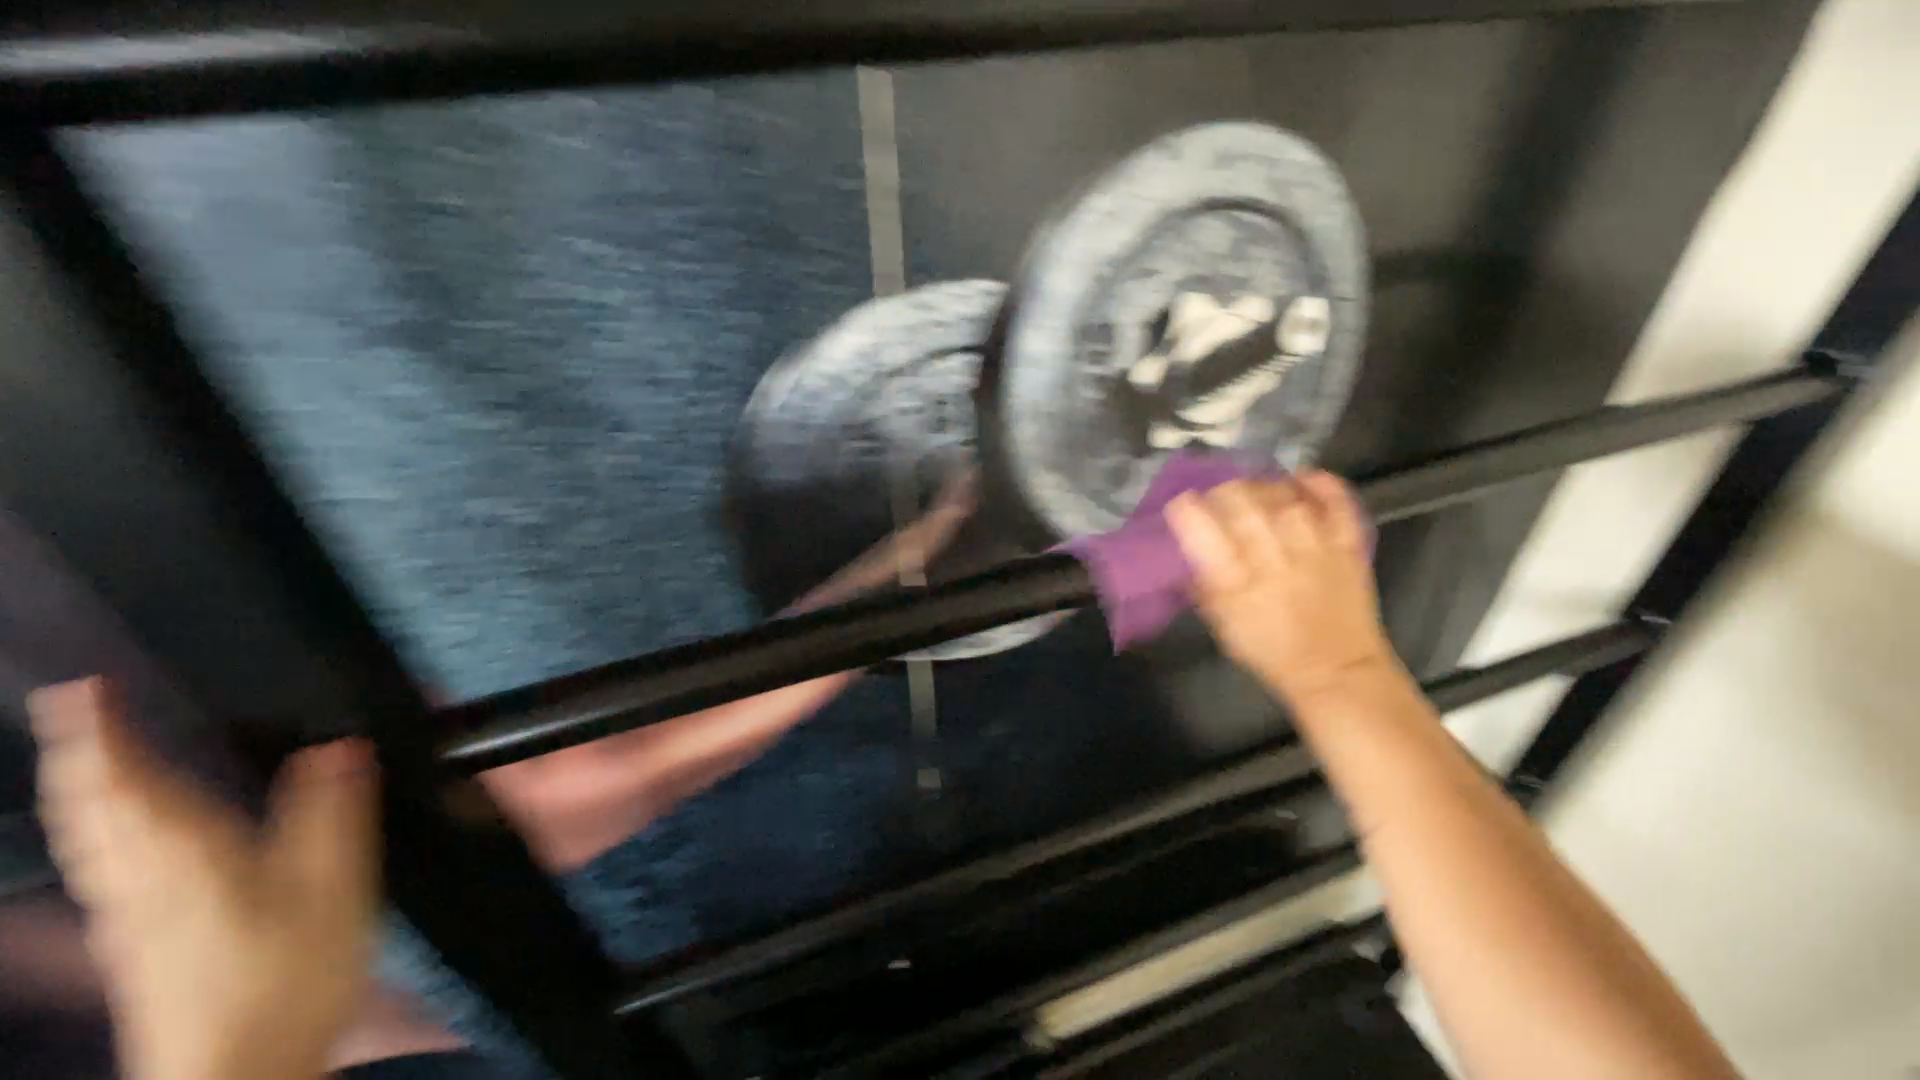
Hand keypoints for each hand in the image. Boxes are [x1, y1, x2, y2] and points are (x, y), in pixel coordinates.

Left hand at [30, 678, 377, 1079]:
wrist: (239, 1072)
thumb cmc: (286, 974)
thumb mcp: (334, 884)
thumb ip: (333, 810)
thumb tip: (338, 745)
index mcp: (183, 853)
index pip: (124, 779)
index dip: (100, 730)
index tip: (86, 687)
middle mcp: (140, 879)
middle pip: (90, 809)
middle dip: (76, 755)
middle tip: (74, 711)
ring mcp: (131, 918)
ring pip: (88, 840)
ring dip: (81, 792)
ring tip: (86, 759)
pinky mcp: (139, 947)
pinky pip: (103, 867)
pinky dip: (100, 830)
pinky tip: (122, 840)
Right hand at [1165, 471, 1394, 701]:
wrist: (1335, 671)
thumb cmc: (1270, 651)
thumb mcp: (1221, 624)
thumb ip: (1204, 585)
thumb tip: (1189, 553)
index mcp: (1234, 582)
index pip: (1201, 529)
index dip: (1186, 509)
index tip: (1182, 505)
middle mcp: (1272, 558)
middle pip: (1242, 502)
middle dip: (1224, 491)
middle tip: (1219, 498)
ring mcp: (1313, 549)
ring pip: (1285, 498)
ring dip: (1266, 487)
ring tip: (1258, 493)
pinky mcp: (1346, 546)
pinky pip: (1337, 503)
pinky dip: (1320, 484)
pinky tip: (1301, 479)